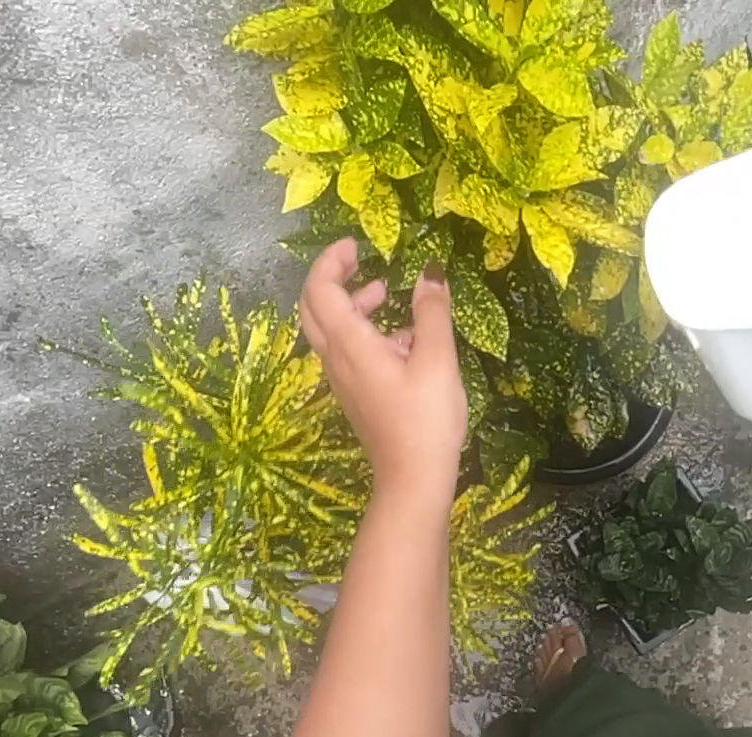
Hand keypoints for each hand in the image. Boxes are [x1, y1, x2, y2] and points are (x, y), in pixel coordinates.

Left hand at [299, 238, 467, 507]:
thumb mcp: (438, 360)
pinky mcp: (358, 397)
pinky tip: (403, 340)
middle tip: (359, 261)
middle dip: (332, 278)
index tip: (355, 244)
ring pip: (331, 331)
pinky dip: (364, 332)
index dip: (332, 260)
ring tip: (386, 294)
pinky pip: (348, 352)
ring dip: (351, 305)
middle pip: (314, 308)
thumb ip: (432, 313)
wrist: (414, 477)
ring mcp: (344, 381)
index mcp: (350, 344)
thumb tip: (430, 273)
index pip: (321, 289)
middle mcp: (337, 359)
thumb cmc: (426, 418)